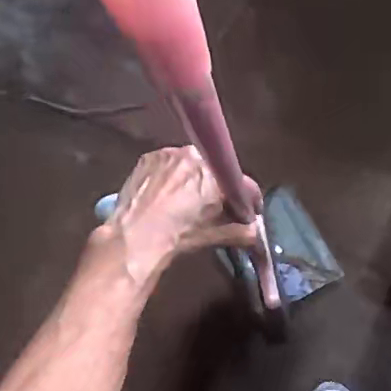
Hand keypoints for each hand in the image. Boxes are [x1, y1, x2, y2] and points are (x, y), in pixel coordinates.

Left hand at [94, 146, 258, 287]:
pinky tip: (166, 195)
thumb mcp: (216, 236)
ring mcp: (170, 153)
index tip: (249, 213)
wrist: (135, 236)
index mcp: (217, 175)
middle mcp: (196, 155)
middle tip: (215, 208)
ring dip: (194, 180)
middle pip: (216, 172)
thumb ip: (243, 232)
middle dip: (219, 189)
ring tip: (186, 202)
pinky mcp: (149, 157)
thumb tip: (256, 232)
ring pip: (192, 165)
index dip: (249, 201)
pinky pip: (169, 164)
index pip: (242, 185)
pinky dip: (172, 177)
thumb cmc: (179, 235)